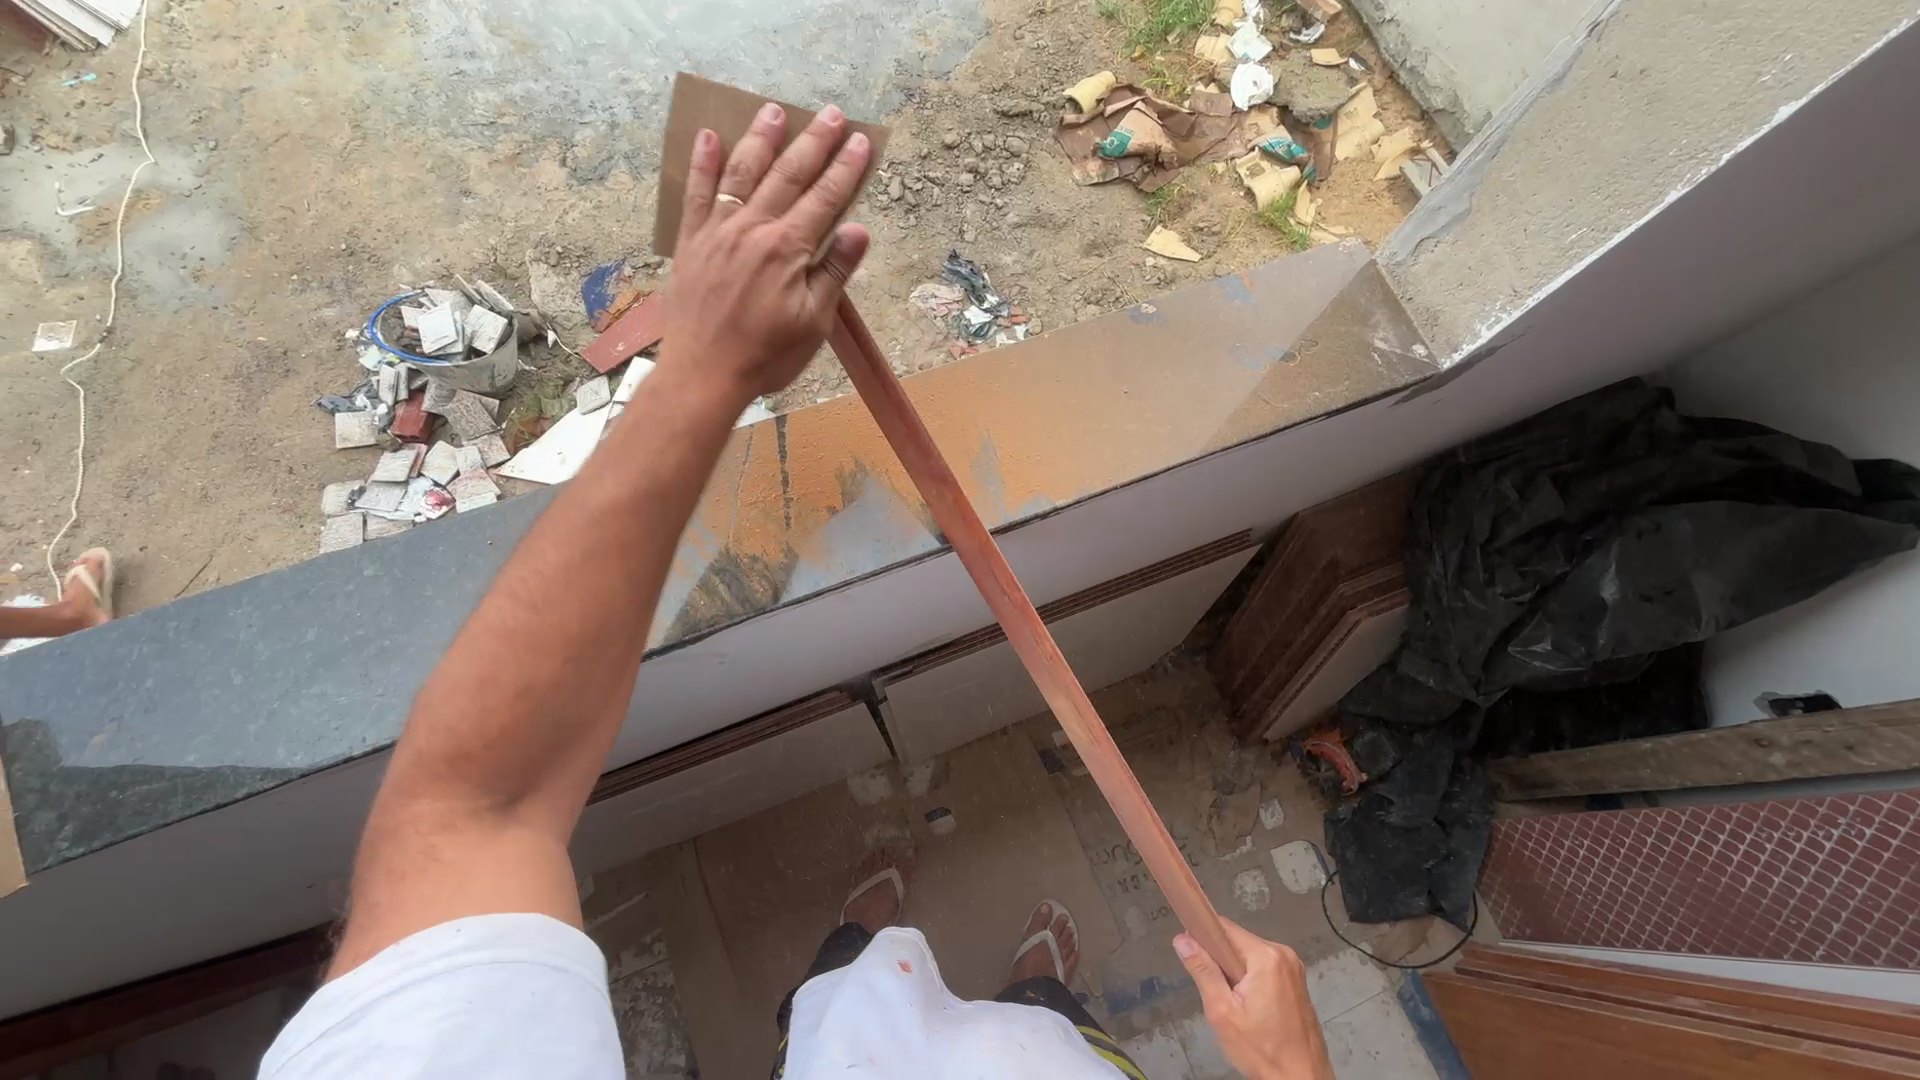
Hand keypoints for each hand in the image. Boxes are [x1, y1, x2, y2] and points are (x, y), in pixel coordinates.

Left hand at [660, 101, 872, 406]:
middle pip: (788, 176)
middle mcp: (753, 230)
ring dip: (762, 140)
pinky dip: (703, 164)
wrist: (703, 375)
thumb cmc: (766, 357)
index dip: (846, 170)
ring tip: (775, 111)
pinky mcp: (692, 244)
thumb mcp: (813, 323)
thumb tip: (859, 230)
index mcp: (788, 250)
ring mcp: (719, 233)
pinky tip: (709, 136)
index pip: (825, 200)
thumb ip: (833, 272)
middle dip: (813, 143)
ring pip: (743, 174)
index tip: (861, 142)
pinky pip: (696, 194)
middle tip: (832, 114)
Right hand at [1175, 921, 1334, 1079]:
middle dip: (1221, 961)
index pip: (1224, 927)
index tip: (1192, 956)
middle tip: (1218, 993)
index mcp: (1266, 956)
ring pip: (1249, 956)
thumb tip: (1181, 938)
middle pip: (1237, 942)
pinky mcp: (1297, 982)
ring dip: (1236, 973)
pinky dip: (1252, 981)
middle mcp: (1284, 954)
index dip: (1203, 937)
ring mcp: (1294, 968)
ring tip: (1235, 1005)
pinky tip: (1252, 1009)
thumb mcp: (1223, 1012)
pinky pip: (1264, 968)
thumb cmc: (1261, 1050)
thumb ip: (1203, 971)